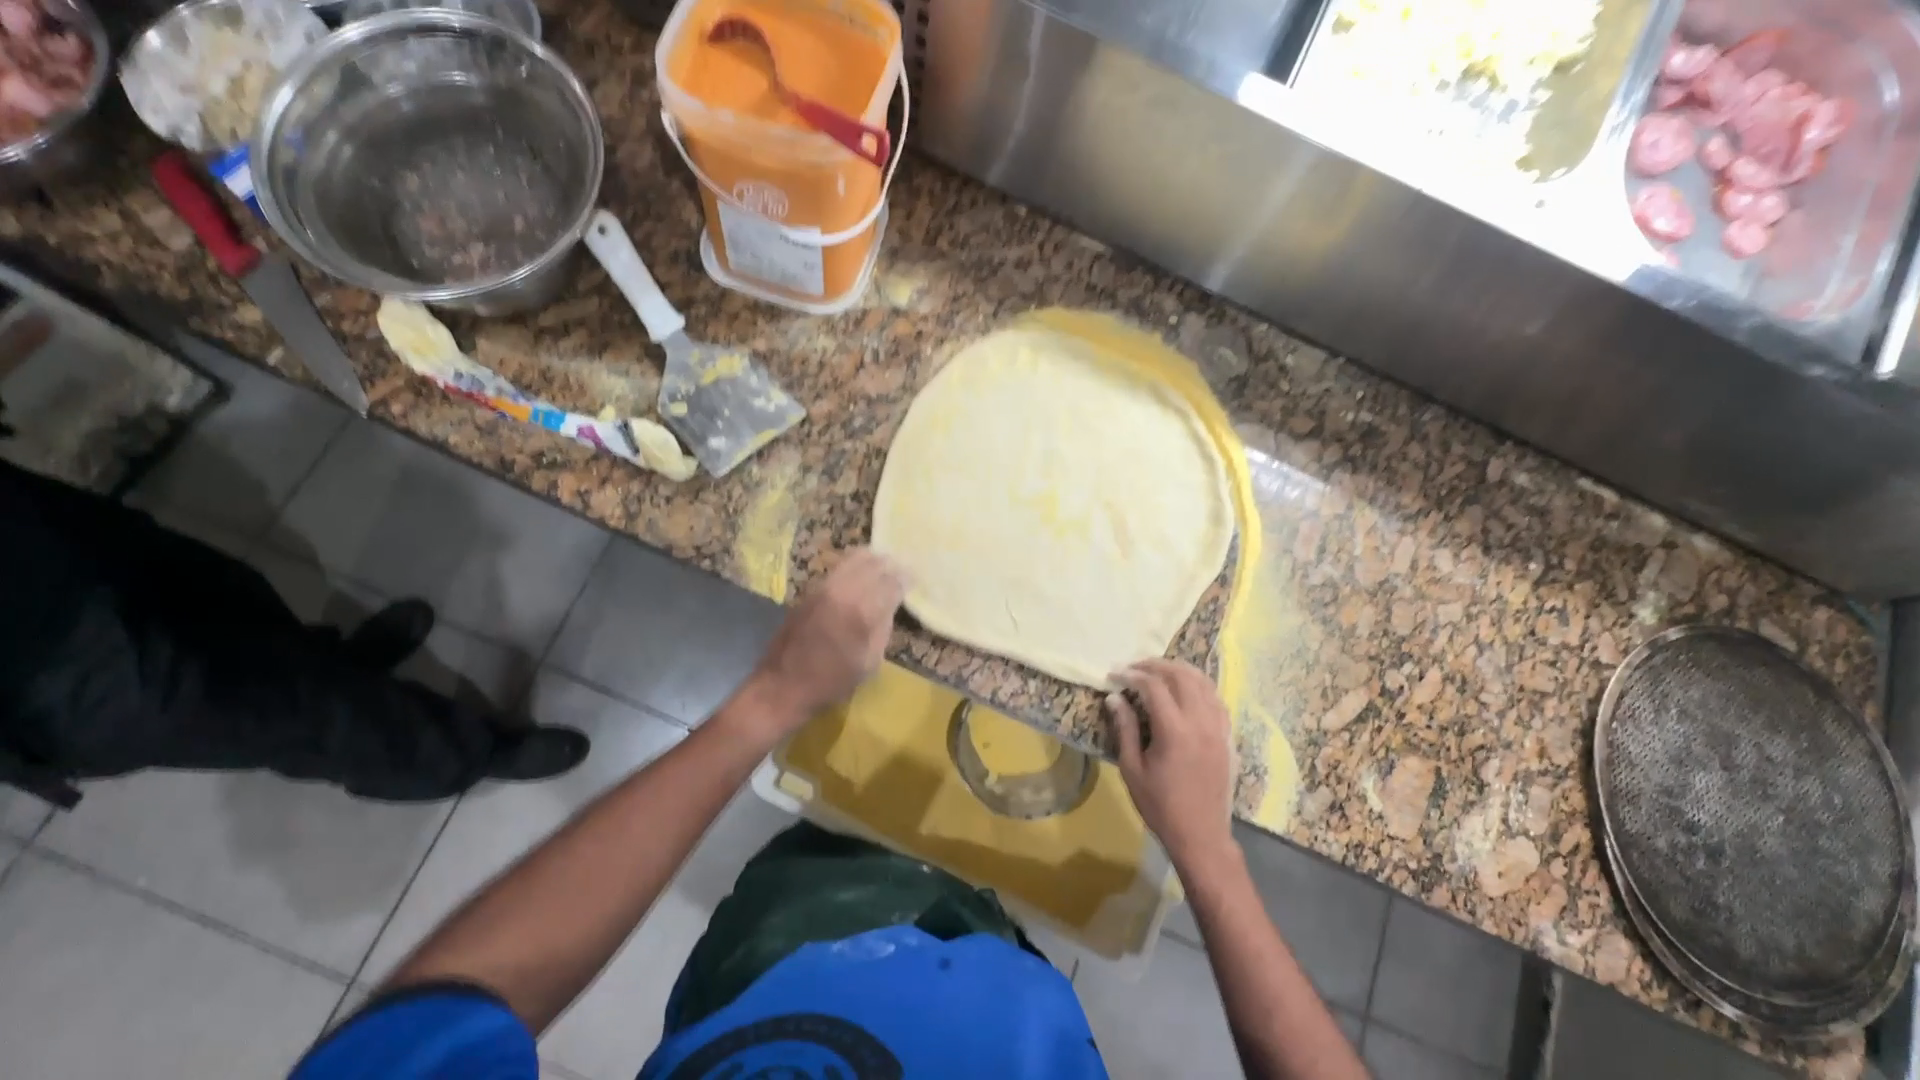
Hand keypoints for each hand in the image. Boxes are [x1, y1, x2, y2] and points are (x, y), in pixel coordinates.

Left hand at [745, 548, 906, 732]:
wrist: (783, 684)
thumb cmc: (832, 681)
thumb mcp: (870, 661)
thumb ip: (883, 627)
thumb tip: (890, 605)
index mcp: (862, 612)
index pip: (892, 581)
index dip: (906, 578)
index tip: (914, 580)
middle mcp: (843, 591)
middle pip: (874, 562)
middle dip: (892, 565)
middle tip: (902, 572)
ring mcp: (824, 587)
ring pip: (854, 558)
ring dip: (873, 560)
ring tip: (883, 569)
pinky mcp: (810, 589)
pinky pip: (839, 567)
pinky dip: (855, 566)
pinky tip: (862, 577)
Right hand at [1109, 659, 1237, 872]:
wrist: (1201, 835)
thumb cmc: (1160, 806)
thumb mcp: (1132, 769)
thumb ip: (1125, 729)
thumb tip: (1114, 698)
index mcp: (1174, 730)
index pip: (1153, 686)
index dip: (1132, 675)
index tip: (1114, 675)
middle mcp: (1200, 722)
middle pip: (1181, 676)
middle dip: (1155, 665)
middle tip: (1134, 667)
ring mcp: (1218, 728)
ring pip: (1203, 683)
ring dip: (1179, 671)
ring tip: (1158, 672)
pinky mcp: (1227, 737)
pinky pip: (1216, 700)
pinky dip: (1199, 687)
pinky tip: (1186, 691)